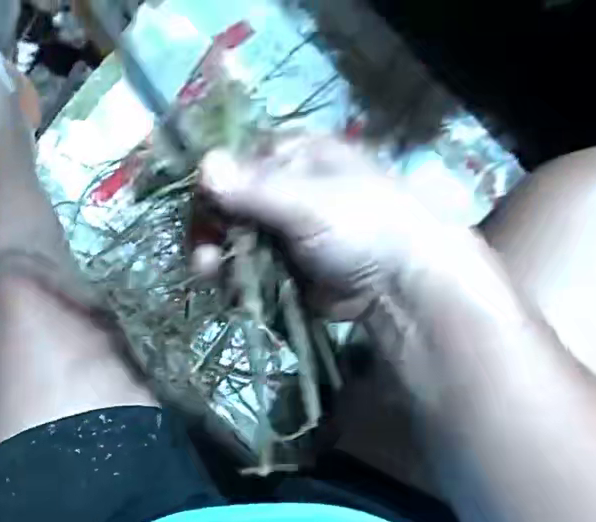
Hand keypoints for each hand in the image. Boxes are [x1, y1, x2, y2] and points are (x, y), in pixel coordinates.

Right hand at [194, 136, 495, 319]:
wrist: (395, 284)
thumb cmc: (360, 227)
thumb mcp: (307, 204)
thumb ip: (254, 190)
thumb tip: (202, 164)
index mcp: (292, 157)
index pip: (234, 165)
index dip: (211, 190)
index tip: (200, 216)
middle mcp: (280, 189)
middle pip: (226, 207)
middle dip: (210, 232)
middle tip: (204, 259)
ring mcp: (279, 232)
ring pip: (230, 242)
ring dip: (217, 259)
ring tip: (212, 276)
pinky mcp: (279, 267)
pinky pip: (243, 270)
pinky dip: (233, 281)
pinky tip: (231, 291)